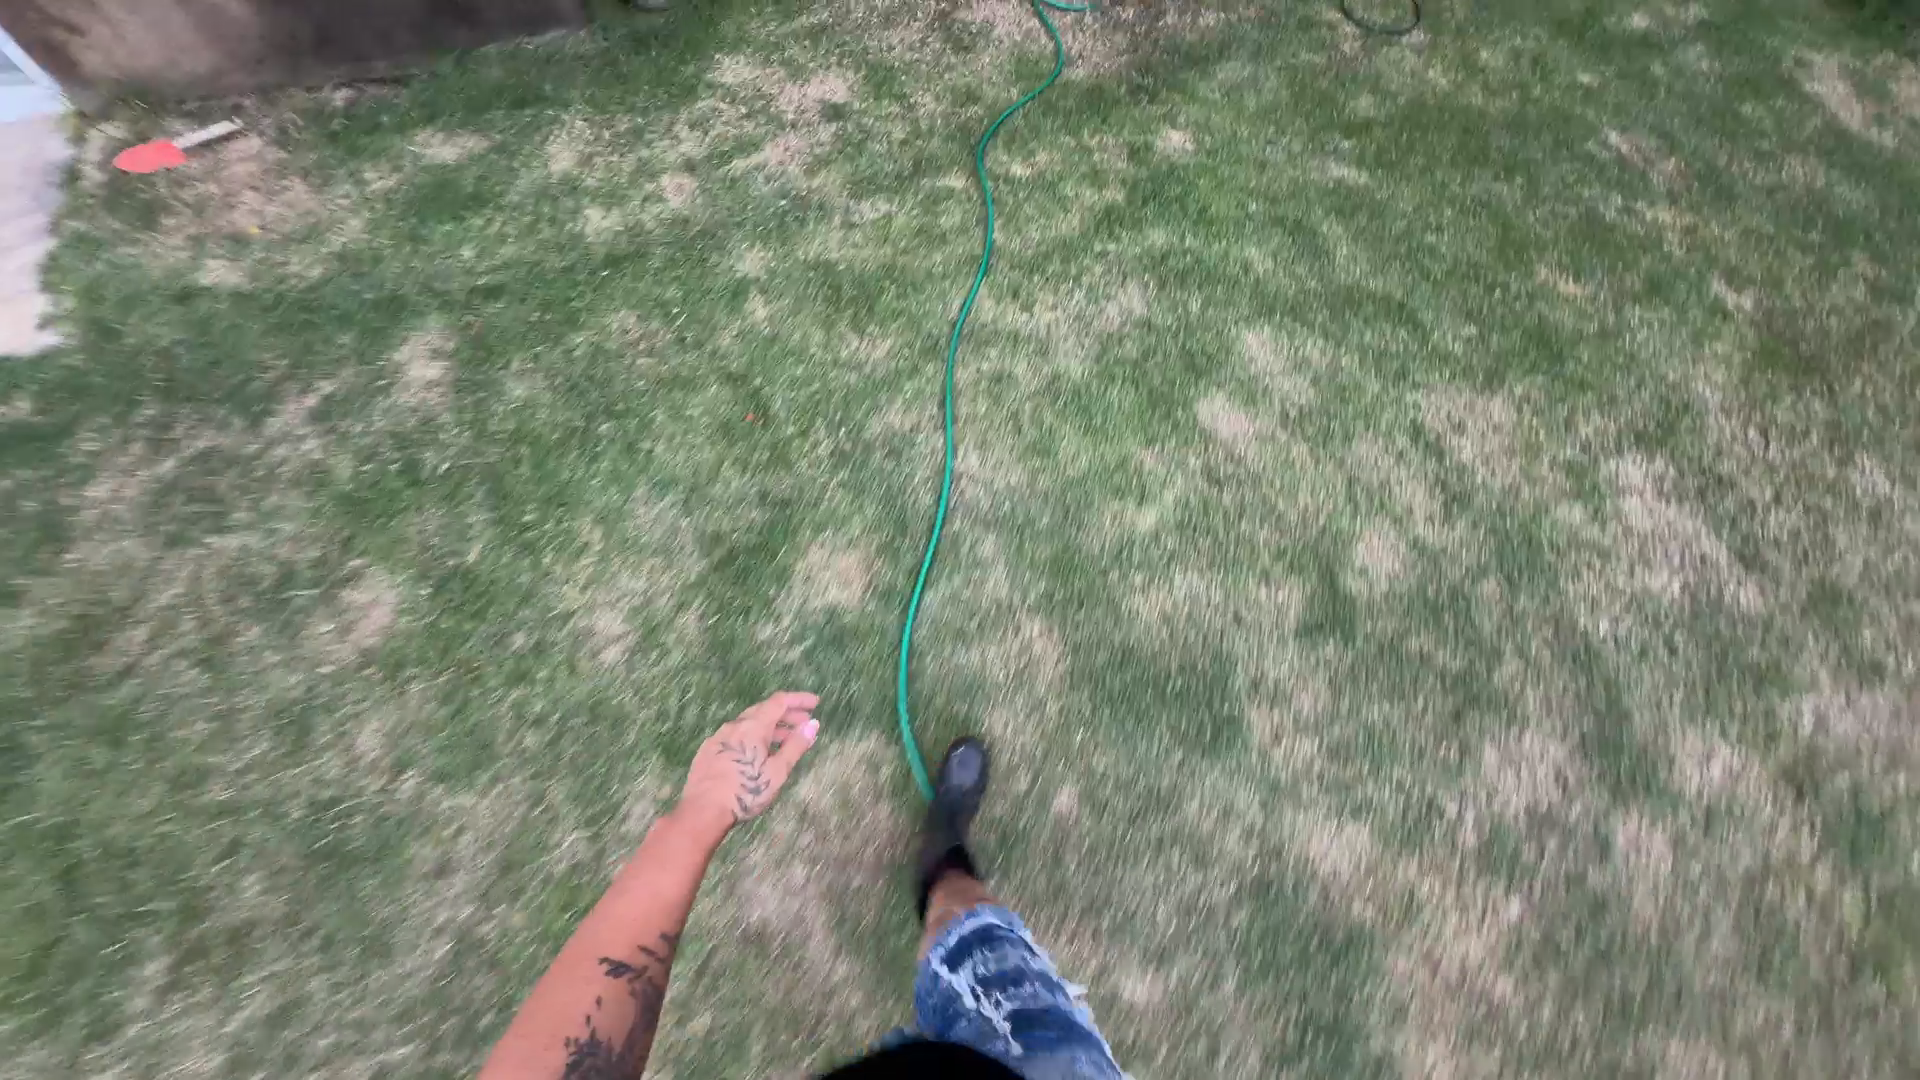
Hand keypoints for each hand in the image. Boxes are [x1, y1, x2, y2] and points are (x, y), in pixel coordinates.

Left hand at [674, 691, 820, 838]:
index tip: (815, 703)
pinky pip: (735, 735)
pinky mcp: (708, 750)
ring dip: (770, 728)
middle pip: (764, 710)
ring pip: (749, 724)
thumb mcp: (777, 771)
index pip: (780, 701)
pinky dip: (752, 737)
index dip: (799, 700)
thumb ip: (796, 745)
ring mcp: (719, 737)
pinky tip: (756, 754)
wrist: (702, 811)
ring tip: (784, 742)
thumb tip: (813, 724)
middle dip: (787, 714)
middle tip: (804, 723)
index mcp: (753, 726)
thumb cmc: (745, 791)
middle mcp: (735, 725)